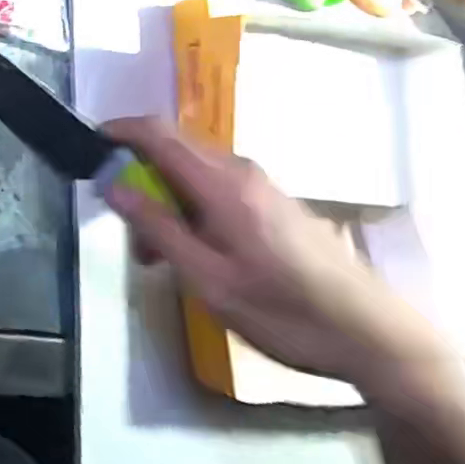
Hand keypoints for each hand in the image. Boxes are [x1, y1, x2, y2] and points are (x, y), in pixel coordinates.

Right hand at [103, 117, 463, 411]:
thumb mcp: (209, 280)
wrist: (372, 333)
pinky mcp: (272, 201)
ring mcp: (260, 184)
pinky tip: (197, 253)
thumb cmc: (285, 311)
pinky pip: (217, 188)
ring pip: (195, 172)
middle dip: (141, 178)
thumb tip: (113, 184)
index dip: (121, 130)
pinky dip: (191, 208)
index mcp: (221, 182)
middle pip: (174, 150)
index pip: (159, 133)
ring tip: (160, 257)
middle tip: (129, 232)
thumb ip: (158, 228)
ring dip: (166, 200)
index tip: (92, 141)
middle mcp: (240, 170)